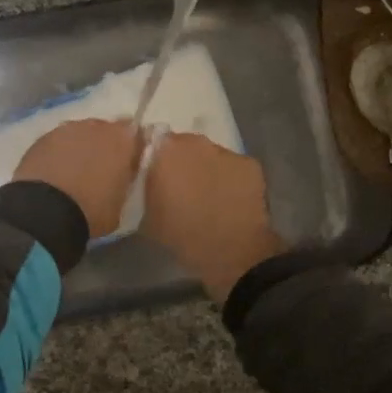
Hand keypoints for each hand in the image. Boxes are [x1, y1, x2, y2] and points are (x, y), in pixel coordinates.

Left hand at [13, 119, 143, 238]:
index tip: (129, 165)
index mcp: (122, 139)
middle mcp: (96, 126)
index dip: (132, 149)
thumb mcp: (121, 201)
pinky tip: (54, 173)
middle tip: (101, 169)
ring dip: (80, 148)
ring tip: (74, 172)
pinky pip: (57, 143)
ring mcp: (66, 129)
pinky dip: (59, 154)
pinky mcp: (41, 138)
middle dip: (105, 146)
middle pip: (105, 131)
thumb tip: (122, 173)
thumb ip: (125, 179)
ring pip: (79, 134)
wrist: (45, 211)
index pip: (136, 134)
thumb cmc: (92, 210)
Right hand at [141, 132, 283, 301]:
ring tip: (205, 193)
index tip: (150, 172)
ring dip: (204, 167)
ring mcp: (224, 151)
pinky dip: (228, 177)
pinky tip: (228, 197)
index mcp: (164, 152)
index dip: (151, 155)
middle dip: (178, 160)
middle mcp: (194, 143)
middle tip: (177, 184)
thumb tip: (144, 178)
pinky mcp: (249, 163)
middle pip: (181, 144)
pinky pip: (232, 165)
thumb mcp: (147, 215)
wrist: (232, 253)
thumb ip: (143, 188)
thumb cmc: (182, 236)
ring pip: (208, 154)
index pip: (150, 139)